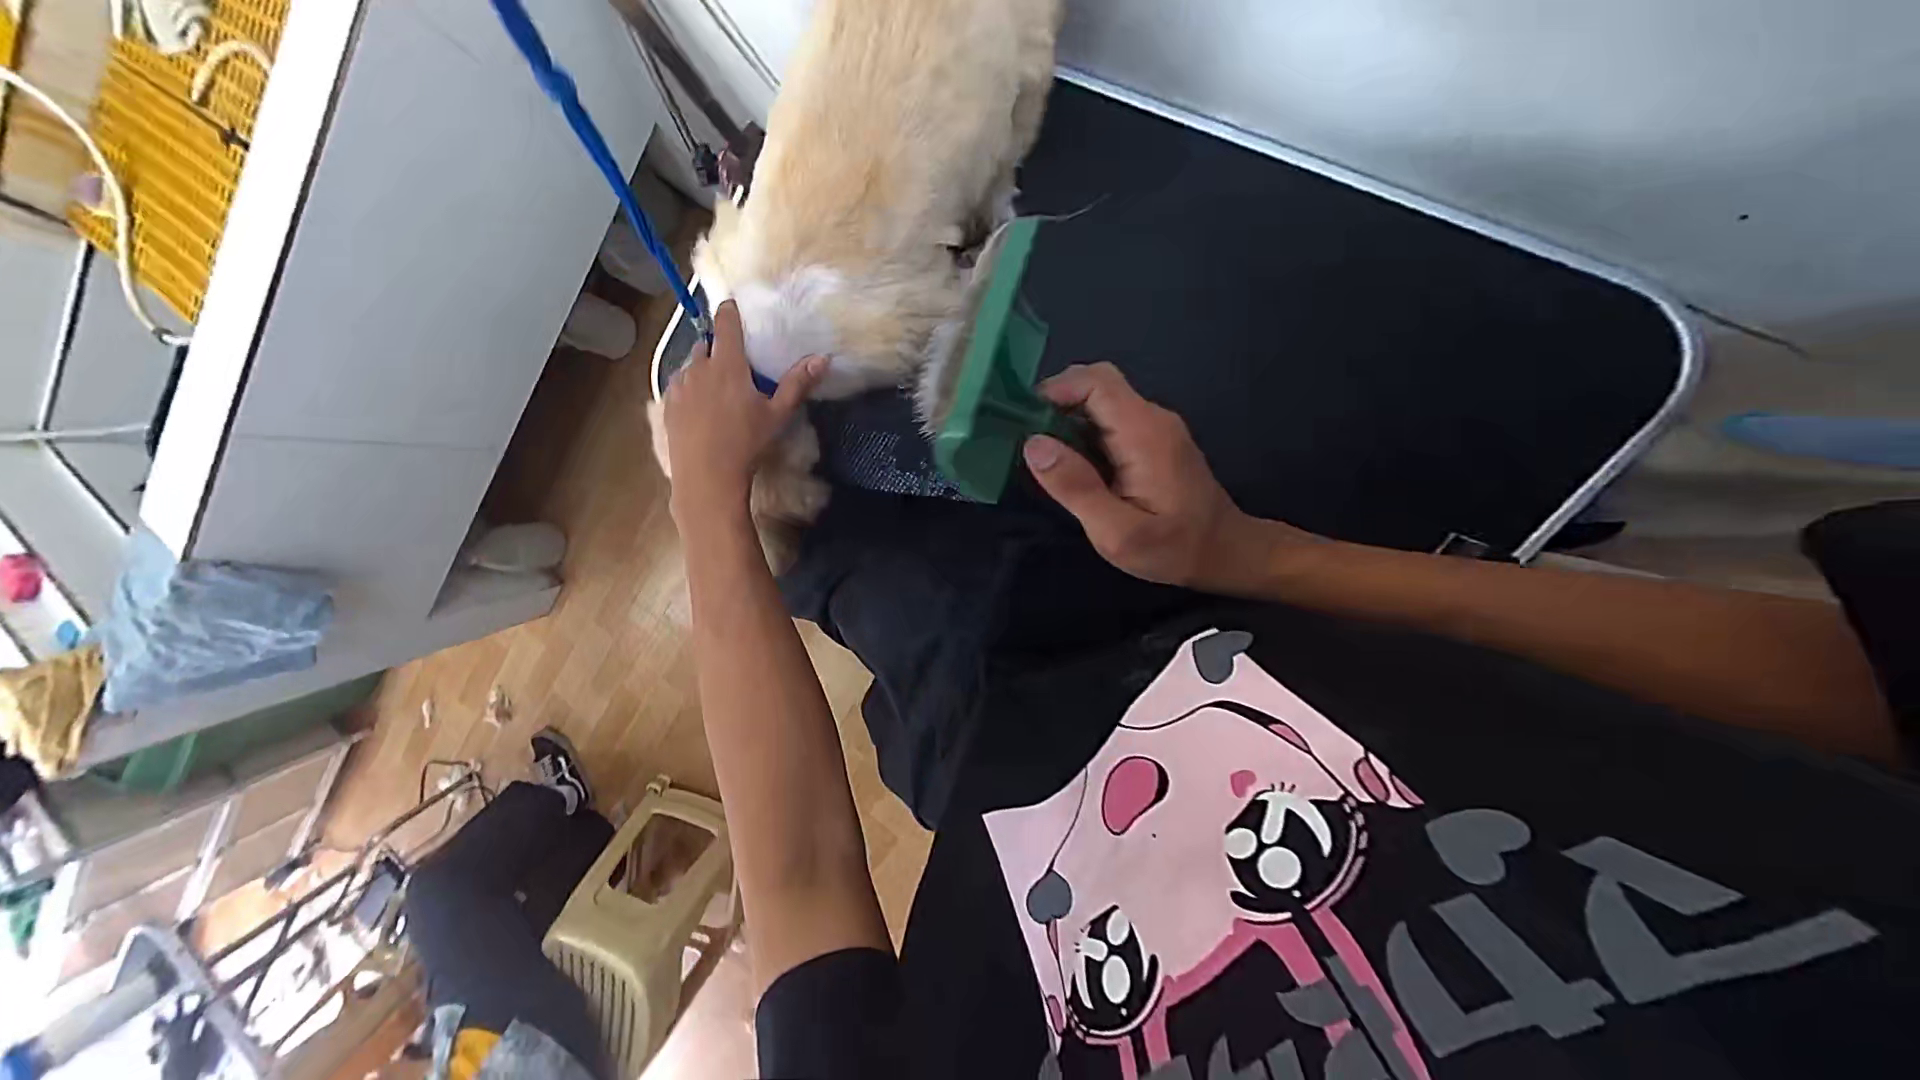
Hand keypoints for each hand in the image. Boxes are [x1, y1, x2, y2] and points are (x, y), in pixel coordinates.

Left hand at [663, 301, 825, 526]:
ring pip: (690, 364)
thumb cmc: (746, 443)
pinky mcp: (667, 404)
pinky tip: (700, 405)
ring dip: (702, 366)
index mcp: (727, 364)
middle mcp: (698, 367)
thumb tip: (823, 358)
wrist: (707, 477)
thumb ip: (797, 384)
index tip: (733, 307)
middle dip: (718, 346)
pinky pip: (678, 384)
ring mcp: (679, 385)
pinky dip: (690, 386)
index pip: (725, 324)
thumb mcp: (777, 414)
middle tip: (734, 362)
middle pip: (706, 343)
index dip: (729, 311)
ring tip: (717, 386)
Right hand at [1024, 363, 1310, 591]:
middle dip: (1057, 401)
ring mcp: (1155, 427)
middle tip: (1031, 440)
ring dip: (1069, 418)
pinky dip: (1084, 431)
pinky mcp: (1154, 440)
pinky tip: (1073, 465)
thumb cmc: (1173, 549)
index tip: (1025, 422)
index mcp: (1143, 432)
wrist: (1226, 554)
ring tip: (1046, 456)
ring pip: (1103, 400)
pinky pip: (1111, 420)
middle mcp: (1152, 418)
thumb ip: (1076, 487)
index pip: (1095, 381)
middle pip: (1098, 383)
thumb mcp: (1117, 532)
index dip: (1055, 391)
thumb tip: (1034, 444)